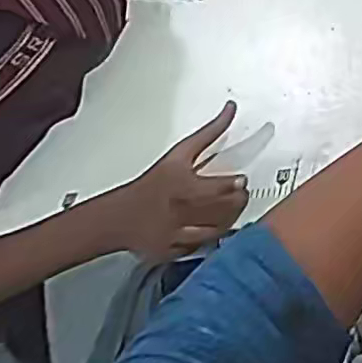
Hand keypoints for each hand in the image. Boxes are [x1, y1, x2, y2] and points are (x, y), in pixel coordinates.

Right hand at [92, 102, 249, 259]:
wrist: (119, 217)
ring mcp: (176, 235)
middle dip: (238, 201)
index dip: (237, 184)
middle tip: (240, 194)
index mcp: (184, 186)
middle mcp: (181, 212)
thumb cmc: (152, 183)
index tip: (242, 180)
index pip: (223, 188)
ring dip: (230, 220)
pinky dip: (210, 237)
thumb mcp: (181, 153)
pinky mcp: (173, 252)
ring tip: (231, 209)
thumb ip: (210, 132)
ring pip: (216, 231)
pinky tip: (213, 226)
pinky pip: (200, 247)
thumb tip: (230, 110)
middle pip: (224, 211)